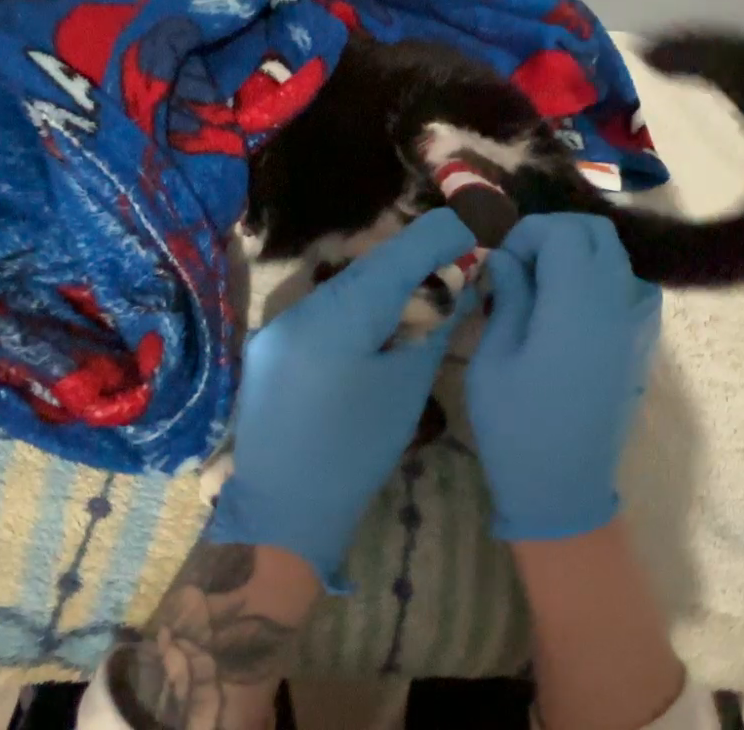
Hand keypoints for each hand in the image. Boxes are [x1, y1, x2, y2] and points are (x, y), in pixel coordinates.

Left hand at [209, 209, 475, 586]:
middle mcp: (301, 309)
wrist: (282, 513)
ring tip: (420, 300)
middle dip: (414, 259)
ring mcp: (277, 327)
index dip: (441, 236)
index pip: (399, 254)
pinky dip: (356, 308)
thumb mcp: (408, 387)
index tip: (474, 230)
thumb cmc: (357, 454)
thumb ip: (436, 326)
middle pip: (369, 267)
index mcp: (339, 318)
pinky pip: (322, 311)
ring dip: (385, 284)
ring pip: (344, 287)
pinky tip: (377, 329)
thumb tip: (463, 284)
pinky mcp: (269, 346)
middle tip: (455, 264)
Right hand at [470, 214, 662, 540]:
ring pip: (615, 257)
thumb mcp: (494, 358)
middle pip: (596, 234)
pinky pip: (629, 287)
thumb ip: (507, 297)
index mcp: (577, 305)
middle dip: (555, 235)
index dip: (528, 234)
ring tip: (543, 287)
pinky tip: (573, 309)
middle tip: (520, 267)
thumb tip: (506, 257)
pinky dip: (601, 279)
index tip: (502, 262)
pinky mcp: (642, 342)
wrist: (563, 487)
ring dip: (579, 255)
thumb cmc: (516, 426)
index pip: (564, 232)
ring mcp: (637, 323)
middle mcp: (617, 304)